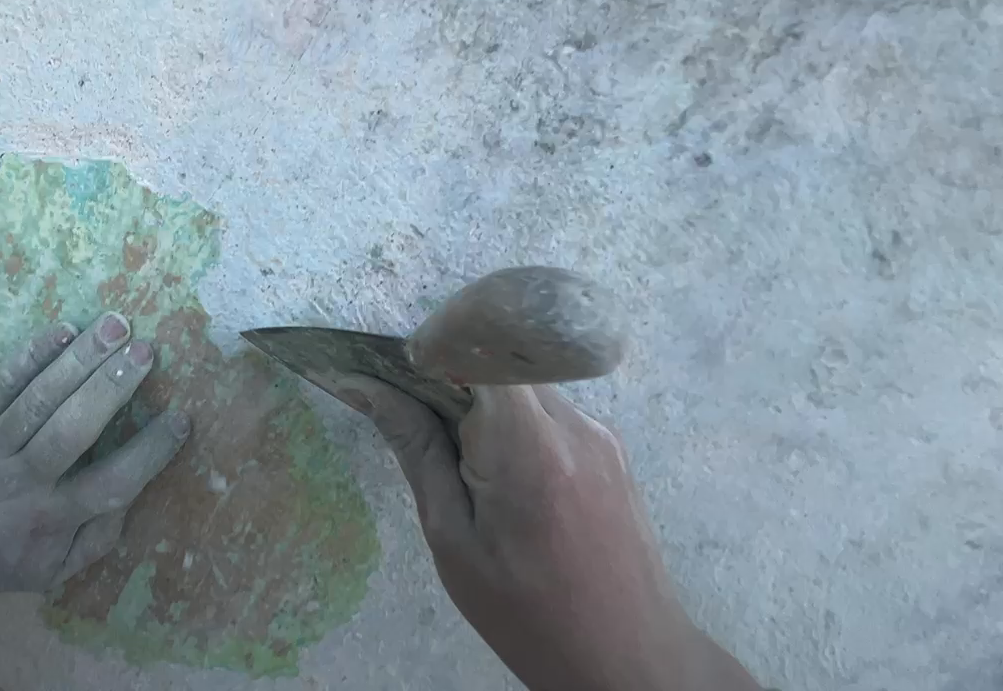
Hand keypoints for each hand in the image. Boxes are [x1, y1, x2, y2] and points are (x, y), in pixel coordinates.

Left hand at [0, 312, 190, 594]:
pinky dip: (32, 354)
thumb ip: (98, 537)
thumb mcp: (54, 570)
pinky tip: (63, 329)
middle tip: (146, 350)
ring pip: (41, 396)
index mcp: (53, 518)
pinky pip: (1, 381)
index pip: (113, 483)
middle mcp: (25, 479)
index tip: (182, 417)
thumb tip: (135, 491)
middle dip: (114, 386)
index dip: (151, 451)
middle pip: (76, 428)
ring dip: (81, 358)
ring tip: (116, 325)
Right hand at [340, 379, 759, 690]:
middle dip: (446, 372)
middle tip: (412, 414)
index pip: (476, 347)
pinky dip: (508, 419)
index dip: (429, 345)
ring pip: (518, 381)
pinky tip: (499, 473)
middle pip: (494, 358)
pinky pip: (544, 407)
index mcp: (527, 443)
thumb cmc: (527, 612)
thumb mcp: (450, 536)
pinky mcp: (609, 447)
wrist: (636, 668)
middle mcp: (572, 423)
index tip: (393, 372)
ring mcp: (599, 433)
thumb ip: (414, 446)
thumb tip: (366, 385)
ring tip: (458, 456)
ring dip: (478, 398)